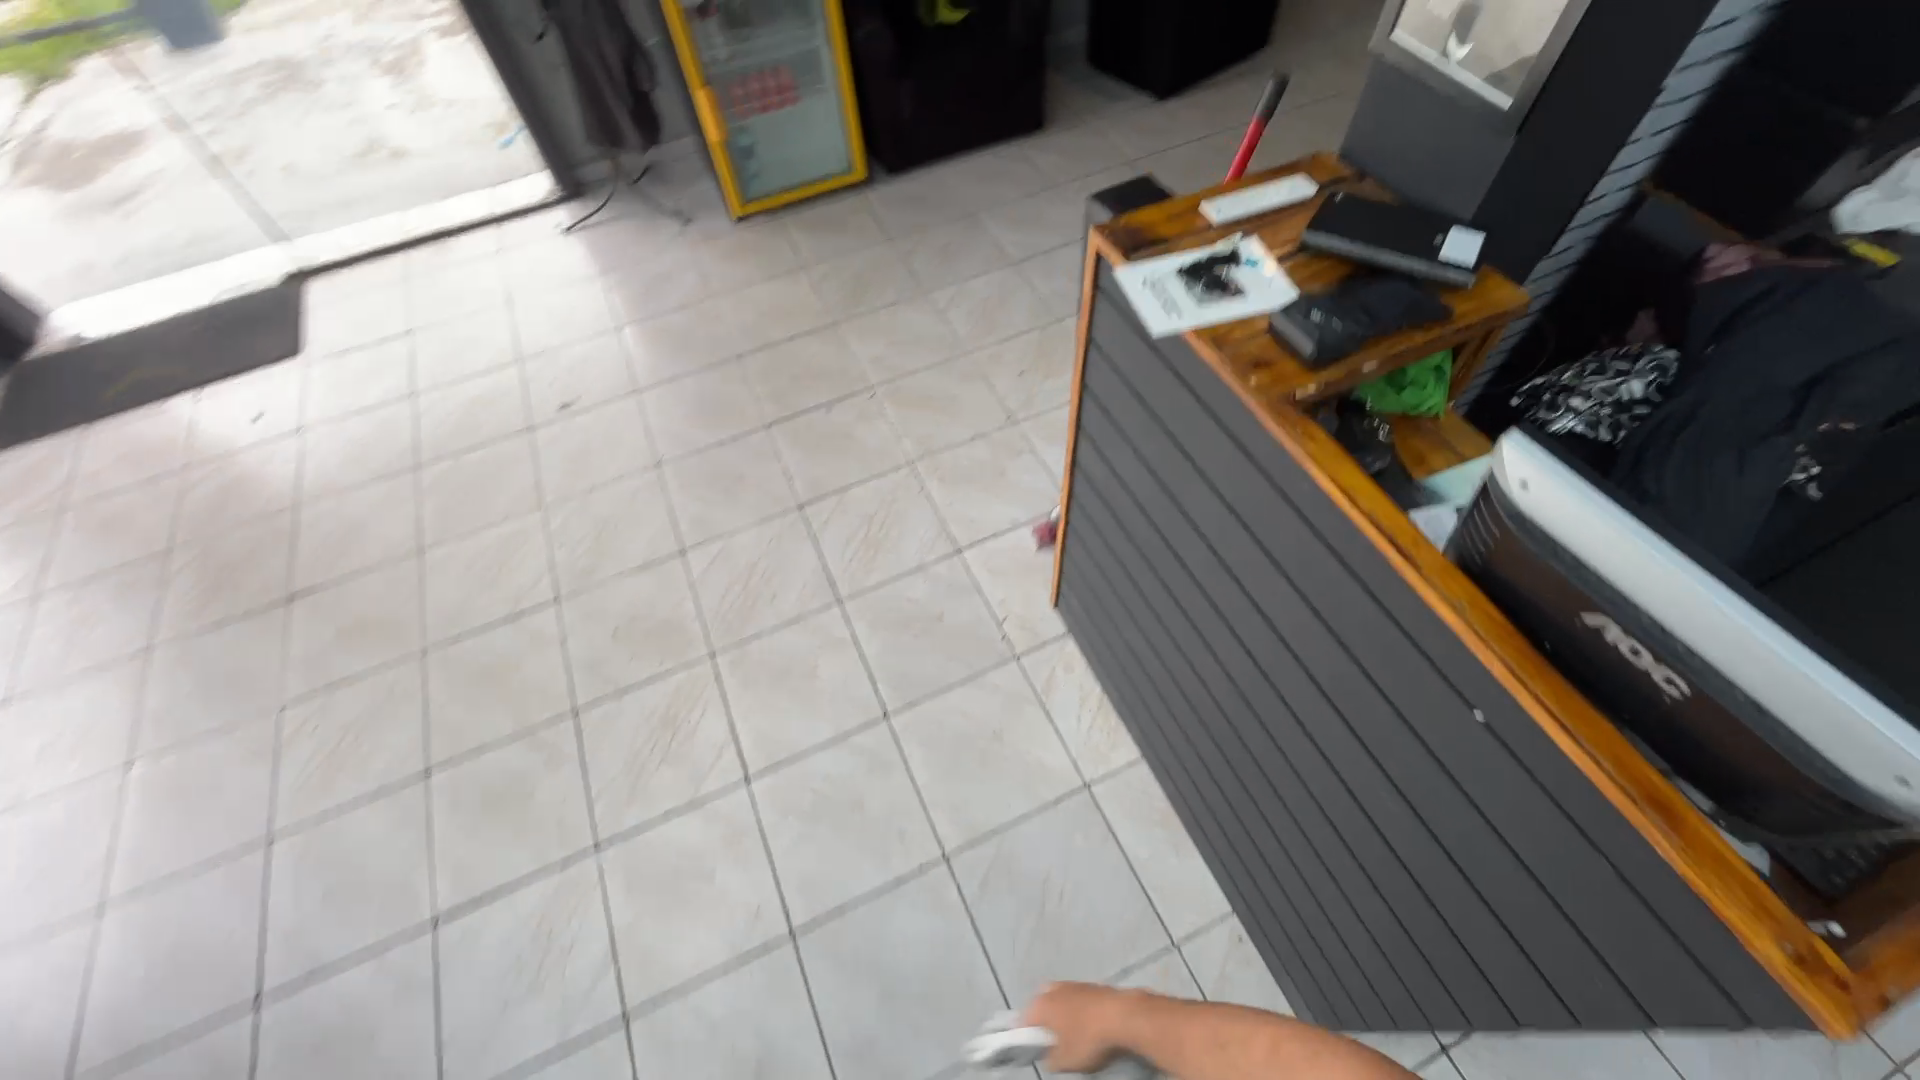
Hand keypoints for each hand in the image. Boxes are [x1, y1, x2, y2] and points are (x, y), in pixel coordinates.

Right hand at [1023, 982, 1141, 1073]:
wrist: (1123, 1015)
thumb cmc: (1088, 1038)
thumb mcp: (1066, 1061)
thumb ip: (1051, 1061)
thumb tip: (1048, 1057)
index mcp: (1041, 1005)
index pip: (1024, 1020)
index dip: (1027, 1036)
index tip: (1035, 1049)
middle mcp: (1054, 989)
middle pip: (1042, 1004)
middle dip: (1045, 1019)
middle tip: (1053, 1038)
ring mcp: (1074, 984)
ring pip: (1061, 998)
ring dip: (1063, 1011)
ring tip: (1073, 1031)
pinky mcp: (1092, 984)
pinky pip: (1078, 997)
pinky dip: (1080, 1008)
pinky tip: (1090, 1023)